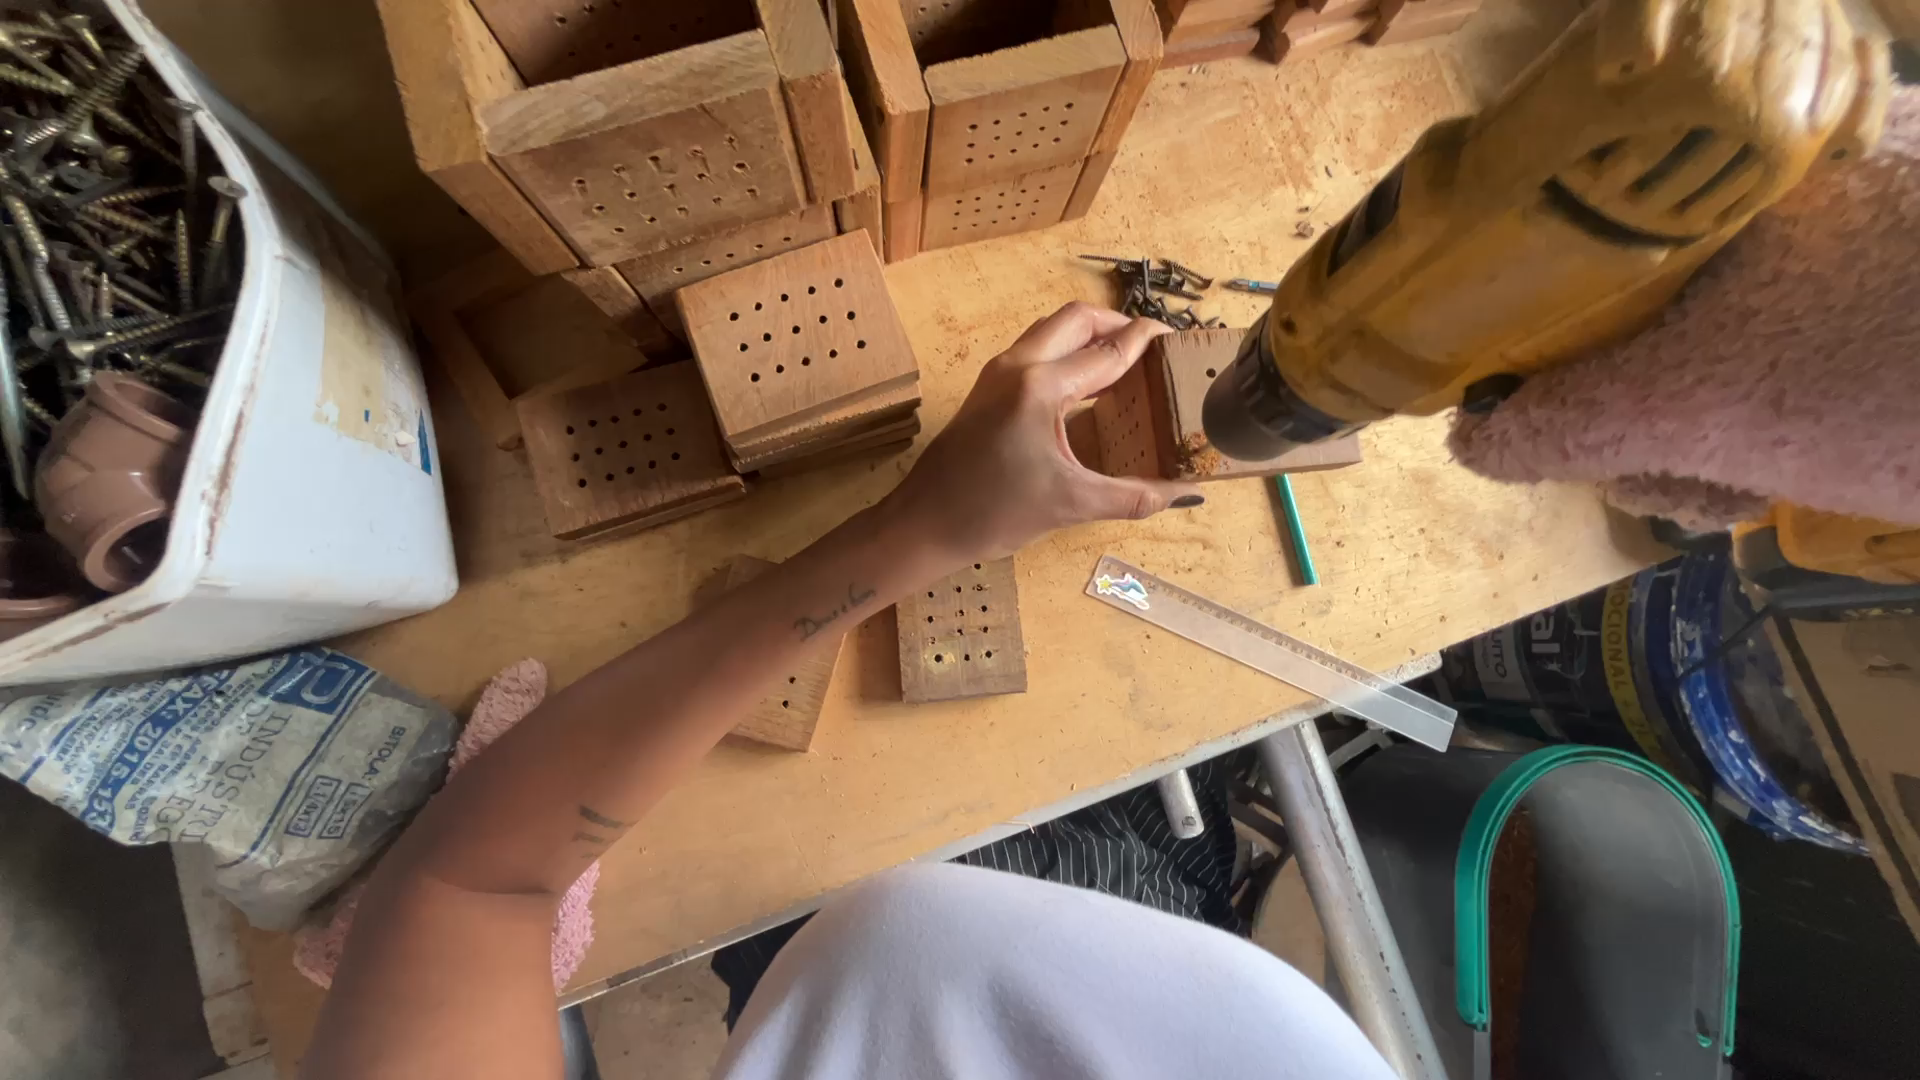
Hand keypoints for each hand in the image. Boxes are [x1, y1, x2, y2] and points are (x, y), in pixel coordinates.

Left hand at [883, 302, 1202, 571]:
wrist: (924, 523)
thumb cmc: (992, 513)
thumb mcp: (1070, 504)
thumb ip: (1133, 496)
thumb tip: (1188, 496)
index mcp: (1040, 387)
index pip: (1107, 352)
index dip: (1144, 341)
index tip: (1175, 338)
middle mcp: (1016, 367)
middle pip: (1075, 320)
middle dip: (1115, 324)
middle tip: (1147, 346)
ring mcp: (995, 375)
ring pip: (1048, 332)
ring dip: (1085, 336)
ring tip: (1119, 360)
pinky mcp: (983, 390)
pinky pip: (1032, 352)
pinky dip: (1062, 353)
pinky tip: (1080, 385)